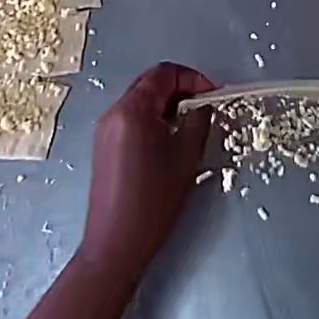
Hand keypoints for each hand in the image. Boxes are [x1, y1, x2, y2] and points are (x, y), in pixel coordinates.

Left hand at [78, 62, 216, 270]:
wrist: (116, 244)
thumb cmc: (153, 200)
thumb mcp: (186, 156)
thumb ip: (198, 120)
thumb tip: (203, 105)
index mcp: (133, 110)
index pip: (165, 74)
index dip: (193, 78)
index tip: (212, 93)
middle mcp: (115, 113)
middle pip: (151, 82)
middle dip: (181, 88)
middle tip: (205, 104)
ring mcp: (106, 129)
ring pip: (142, 99)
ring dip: (168, 103)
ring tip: (191, 122)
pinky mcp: (105, 145)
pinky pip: (132, 116)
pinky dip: (154, 117)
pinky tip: (170, 137)